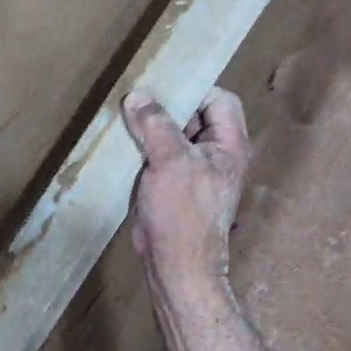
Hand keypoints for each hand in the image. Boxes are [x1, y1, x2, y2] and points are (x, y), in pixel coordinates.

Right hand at [121, 88, 250, 308]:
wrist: (176, 264)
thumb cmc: (184, 213)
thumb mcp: (170, 161)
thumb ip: (155, 125)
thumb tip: (137, 96)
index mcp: (228, 145)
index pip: (220, 99)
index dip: (194, 89)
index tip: (161, 85)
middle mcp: (214, 154)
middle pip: (194, 114)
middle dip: (166, 105)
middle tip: (136, 96)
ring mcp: (193, 170)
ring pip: (173, 134)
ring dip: (150, 126)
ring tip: (124, 115)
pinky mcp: (172, 184)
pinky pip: (159, 154)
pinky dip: (142, 146)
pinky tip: (121, 141)